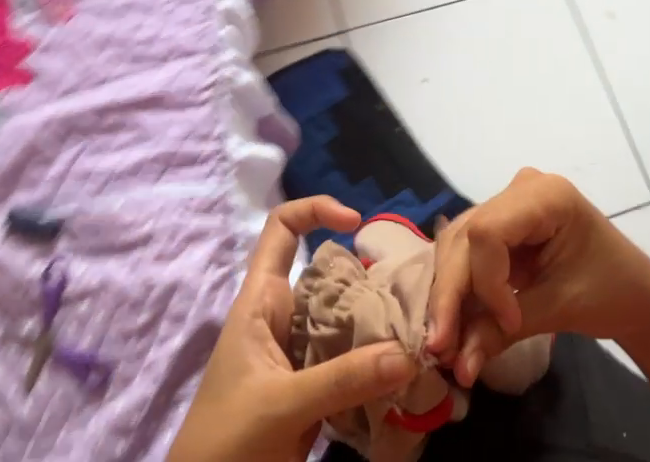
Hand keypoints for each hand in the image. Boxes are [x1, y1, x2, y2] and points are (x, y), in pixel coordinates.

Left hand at [167, 197, 420, 461]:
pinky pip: (355, 364)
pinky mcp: (316, 390)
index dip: (316, 211)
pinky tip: (410, 372)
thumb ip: (341, 379)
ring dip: (382, 327)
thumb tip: (408, 352)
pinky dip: (381, 366)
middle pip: (332, 278)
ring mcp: (301, 355)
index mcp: (261, 302)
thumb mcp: (281, 405)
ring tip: (424, 330)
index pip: (282, 230)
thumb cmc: (224, 441)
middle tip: (416, 293)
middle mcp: (284, 318)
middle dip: (372, 280)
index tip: (357, 223)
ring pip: (348, 322)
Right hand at [427, 168, 649, 385]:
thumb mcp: (558, 310)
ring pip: (457, 244)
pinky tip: (454, 324)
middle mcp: (519, 189)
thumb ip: (503, 331)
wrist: (635, 294)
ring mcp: (507, 204)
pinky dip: (460, 288)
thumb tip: (456, 367)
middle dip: (451, 293)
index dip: (486, 282)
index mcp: (544, 195)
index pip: (487, 232)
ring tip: (444, 343)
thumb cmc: (611, 293)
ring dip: (448, 293)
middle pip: (465, 237)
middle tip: (441, 348)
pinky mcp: (501, 225)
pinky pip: (467, 251)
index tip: (507, 324)